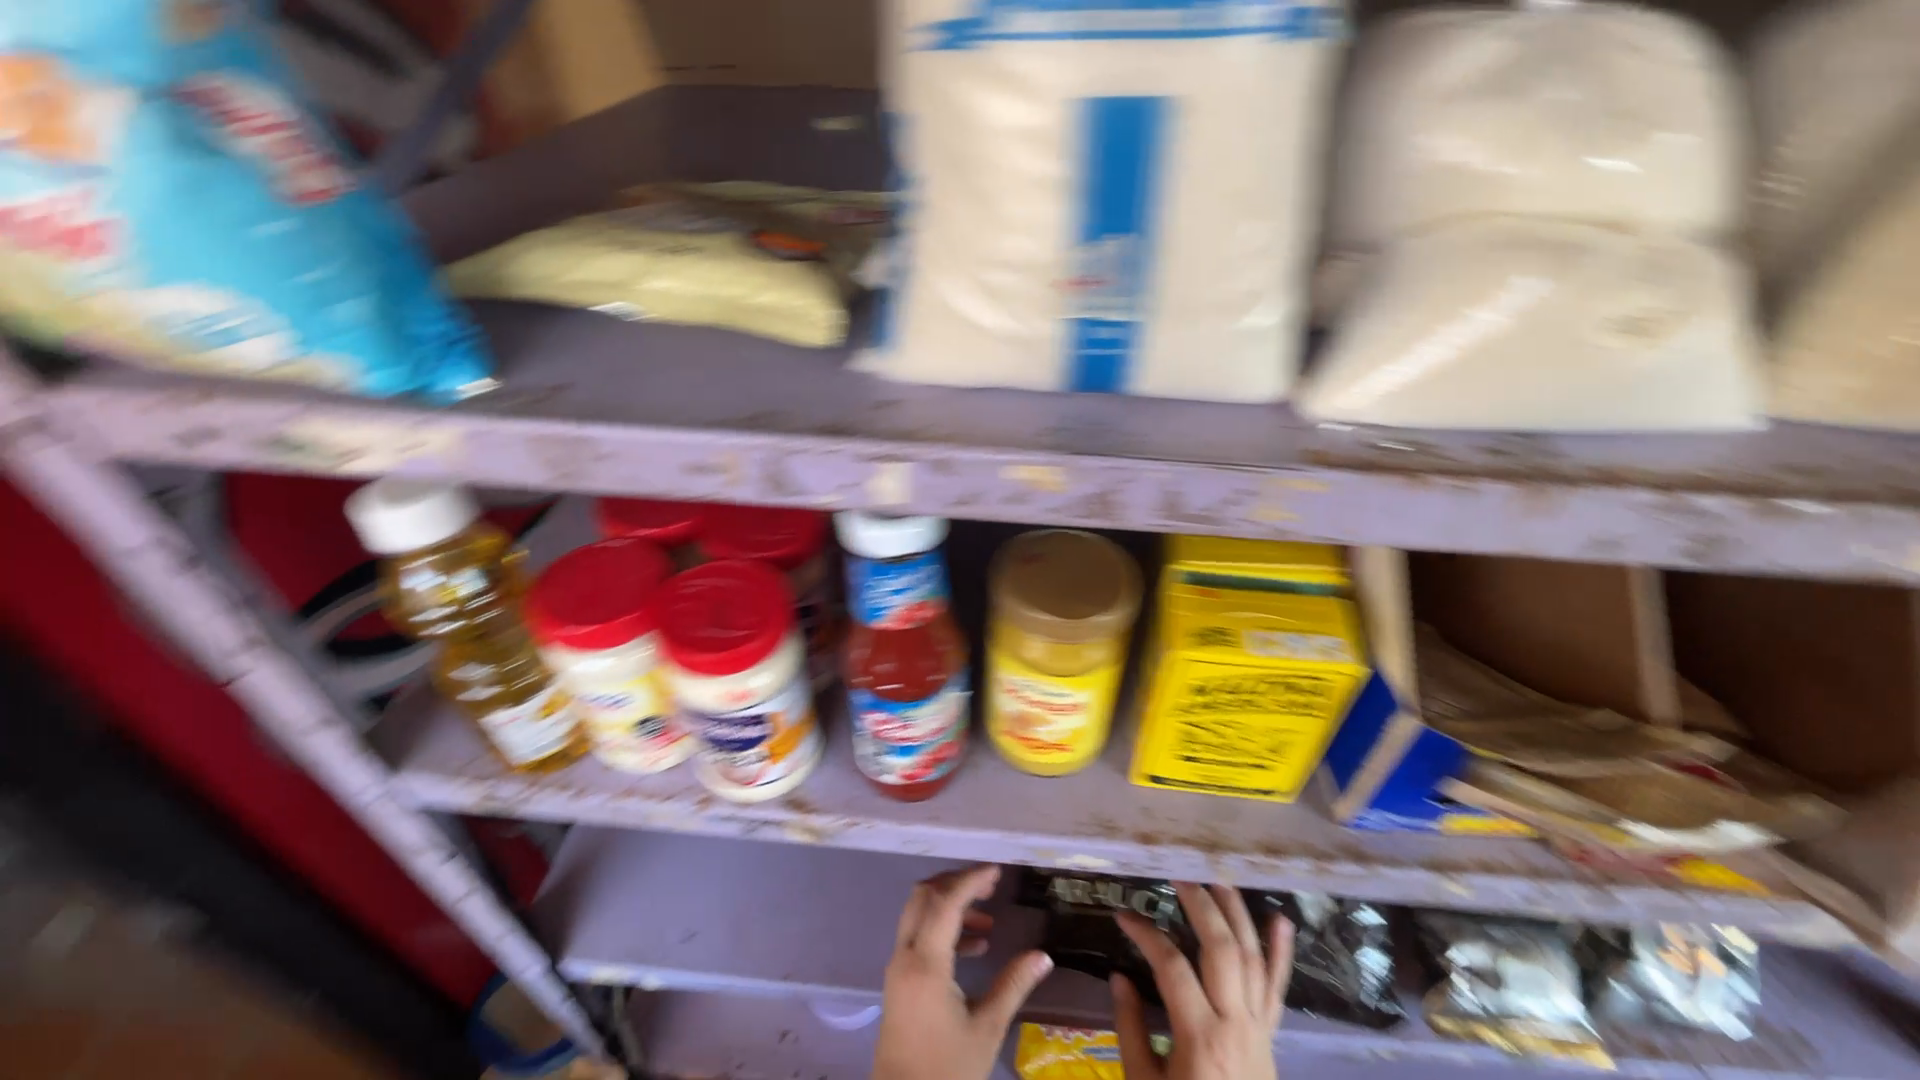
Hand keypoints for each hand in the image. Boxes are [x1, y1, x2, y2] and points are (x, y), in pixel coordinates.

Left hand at [874, 865, 1054, 1079]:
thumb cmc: (946, 1068)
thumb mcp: (987, 1029)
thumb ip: (1013, 986)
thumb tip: (1043, 956)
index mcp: (926, 963)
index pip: (945, 903)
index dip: (970, 881)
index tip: (997, 871)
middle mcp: (905, 956)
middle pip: (924, 897)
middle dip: (956, 884)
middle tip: (991, 886)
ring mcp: (898, 968)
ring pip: (918, 914)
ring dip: (950, 906)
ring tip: (989, 920)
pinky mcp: (899, 981)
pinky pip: (917, 936)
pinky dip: (942, 929)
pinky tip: (975, 947)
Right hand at [1111, 883, 1294, 1079]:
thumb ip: (1131, 1029)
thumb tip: (1120, 977)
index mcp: (1199, 1036)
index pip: (1171, 966)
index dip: (1146, 934)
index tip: (1123, 915)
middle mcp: (1235, 1023)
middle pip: (1221, 950)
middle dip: (1200, 906)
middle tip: (1178, 876)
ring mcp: (1259, 1028)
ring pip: (1253, 958)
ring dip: (1237, 915)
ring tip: (1219, 879)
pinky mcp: (1271, 1035)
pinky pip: (1279, 988)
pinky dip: (1281, 953)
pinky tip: (1281, 920)